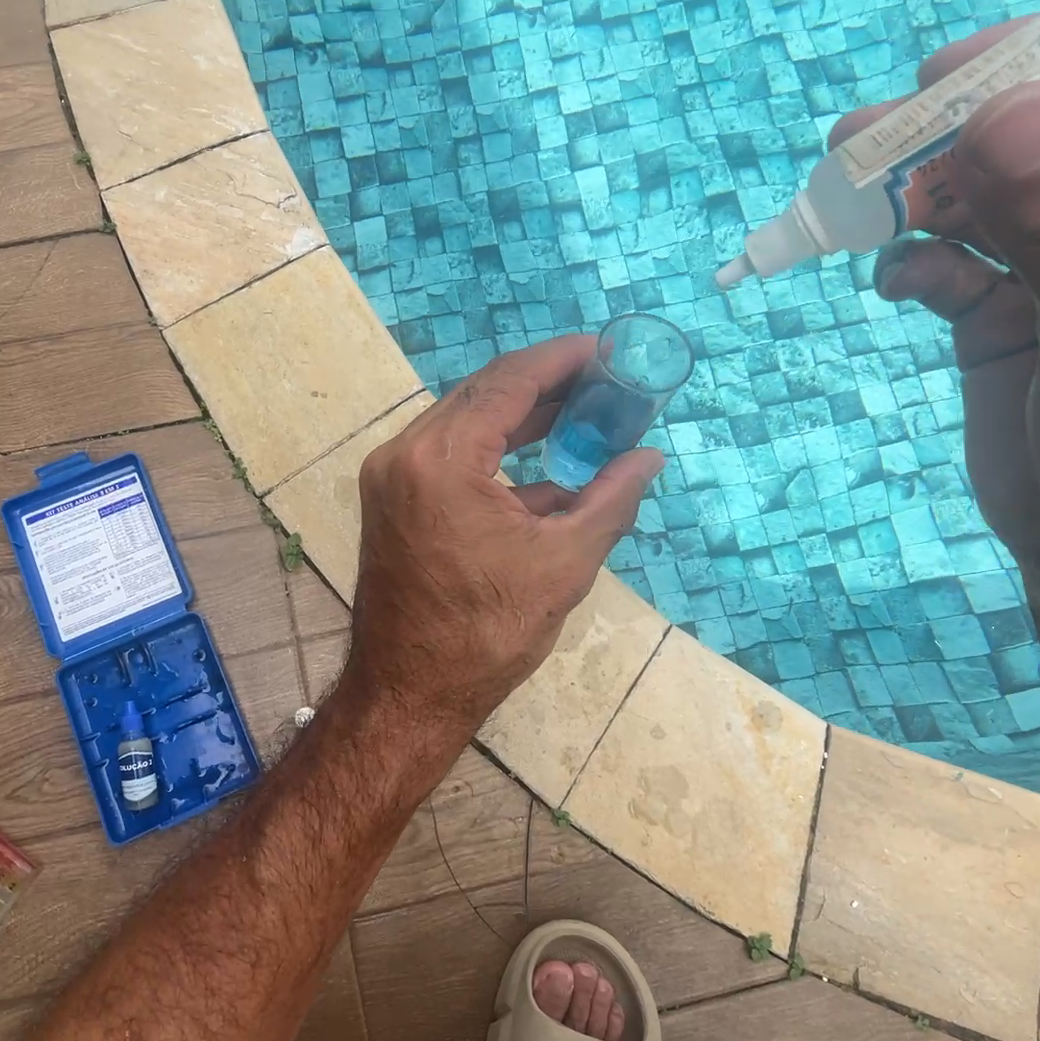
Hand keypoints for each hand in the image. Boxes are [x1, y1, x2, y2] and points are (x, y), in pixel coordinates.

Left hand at [341, 335, 664, 746]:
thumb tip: (649, 459)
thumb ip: (610, 499)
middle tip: (600, 382)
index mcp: (440, 459)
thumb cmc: (487, 632)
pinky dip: (493, 456)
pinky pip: (446, 457)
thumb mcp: (564, 563)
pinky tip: (543, 470)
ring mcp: (390, 477)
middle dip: (542, 386)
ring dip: (518, 419)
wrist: (410, 690)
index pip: (507, 382)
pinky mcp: (390, 500)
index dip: (559, 359)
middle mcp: (403, 454)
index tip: (602, 350)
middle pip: (480, 396)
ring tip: (579, 415)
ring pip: (462, 424)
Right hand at [841, 16, 1039, 587]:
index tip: (942, 76)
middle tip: (860, 142)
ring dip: (918, 199)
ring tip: (851, 208)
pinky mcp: (1010, 313)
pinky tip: (899, 282)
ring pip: (987, 196)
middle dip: (954, 135)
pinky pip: (955, 263)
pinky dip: (917, 264)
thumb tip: (1006, 110)